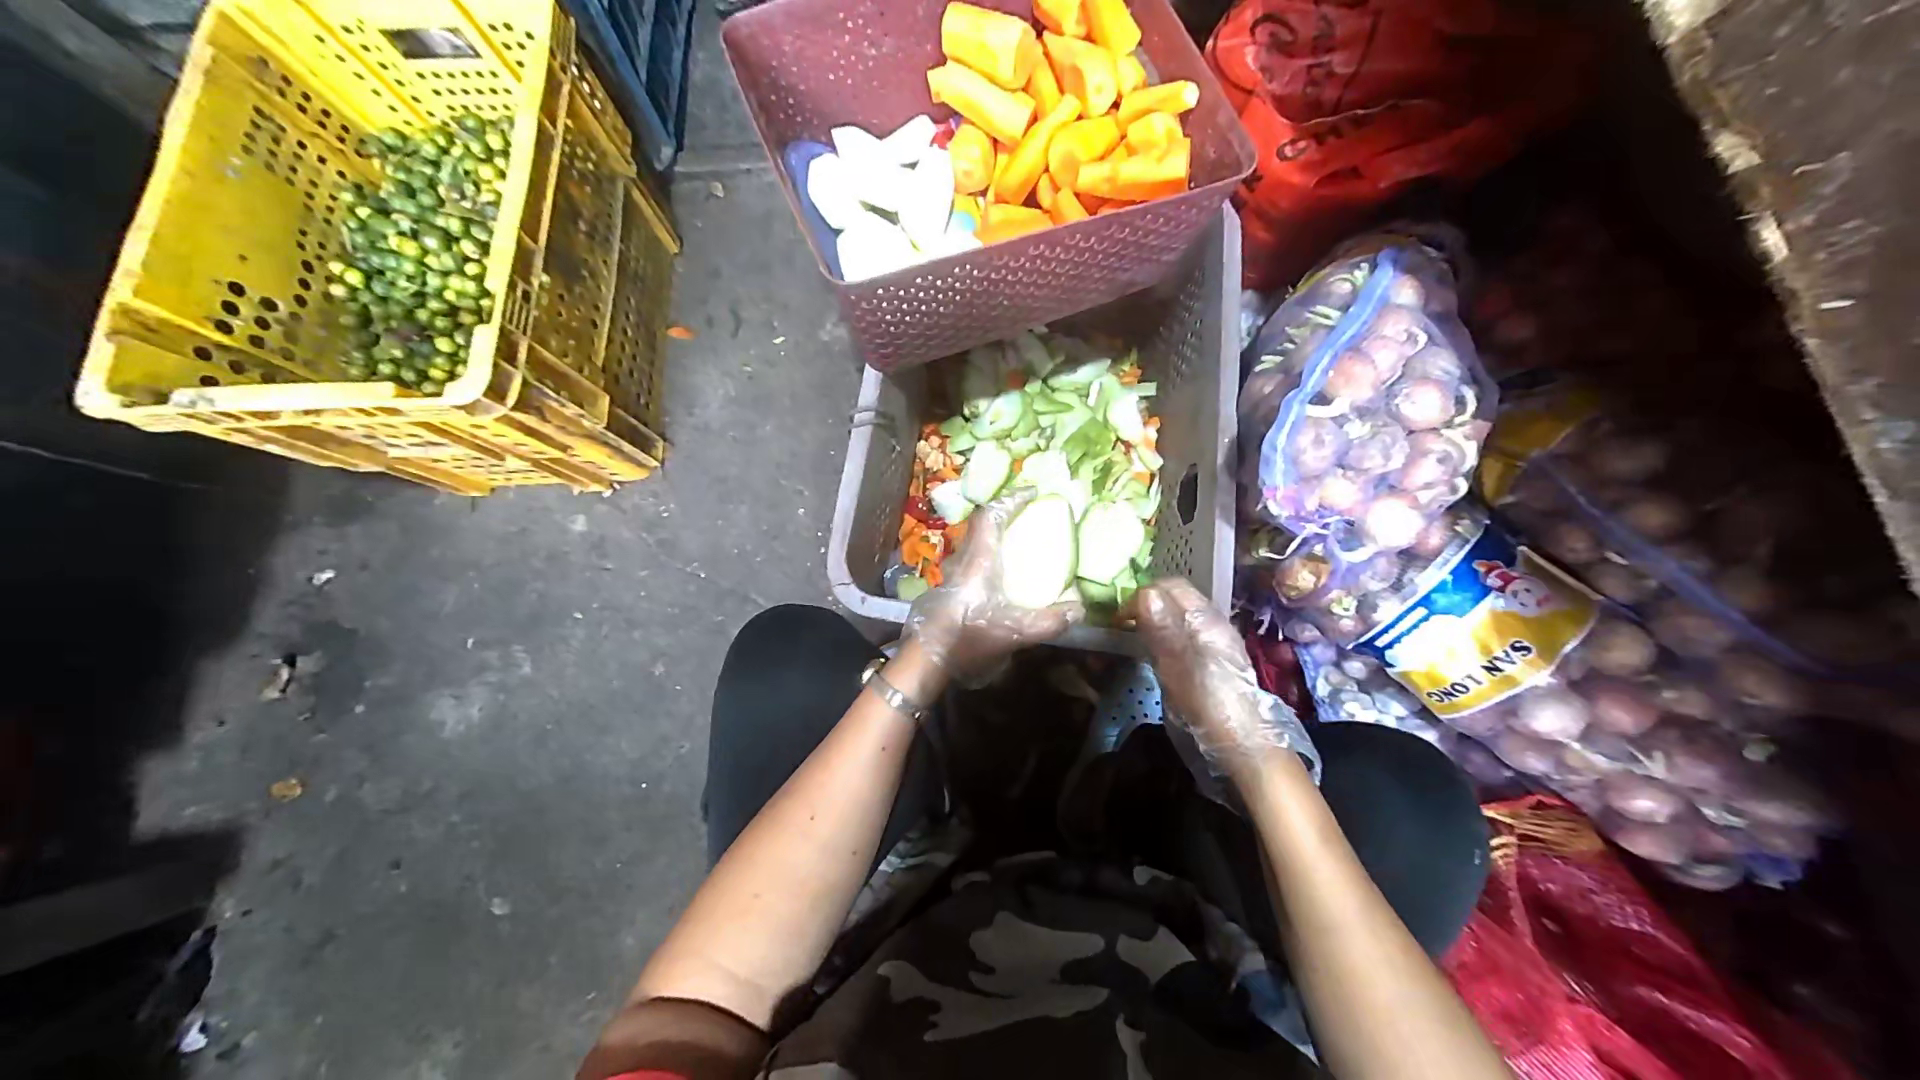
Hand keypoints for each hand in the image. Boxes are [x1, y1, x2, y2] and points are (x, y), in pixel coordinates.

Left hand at [903, 489, 1082, 682]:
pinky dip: (985, 560)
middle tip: (1028, 519)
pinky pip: (968, 564)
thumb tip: (1080, 609)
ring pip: (972, 546)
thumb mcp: (1015, 633)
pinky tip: (997, 580)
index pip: (990, 516)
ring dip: (993, 541)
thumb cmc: (967, 639)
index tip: (1031, 493)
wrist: (924, 662)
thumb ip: (1049, 621)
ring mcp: (949, 576)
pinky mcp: (943, 592)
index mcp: (977, 560)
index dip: (1010, 500)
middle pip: (980, 527)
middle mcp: (961, 561)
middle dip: (1004, 517)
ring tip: (1016, 548)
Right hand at [1133, 578, 1315, 779]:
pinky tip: (1153, 652)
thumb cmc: (1209, 702)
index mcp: (1206, 619)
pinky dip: (1162, 635)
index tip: (1118, 618)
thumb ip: (1163, 629)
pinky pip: (1181, 634)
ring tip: (1132, 636)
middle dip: (1146, 604)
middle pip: (1175, 598)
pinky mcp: (1210, 660)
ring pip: (1177, 616)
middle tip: (1122, 624)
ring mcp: (1212, 642)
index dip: (1141, 595)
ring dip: (1153, 619)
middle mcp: (1212, 623)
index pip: (1171, 586)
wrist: (1242, 743)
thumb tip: (1144, 593)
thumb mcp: (1179, 664)